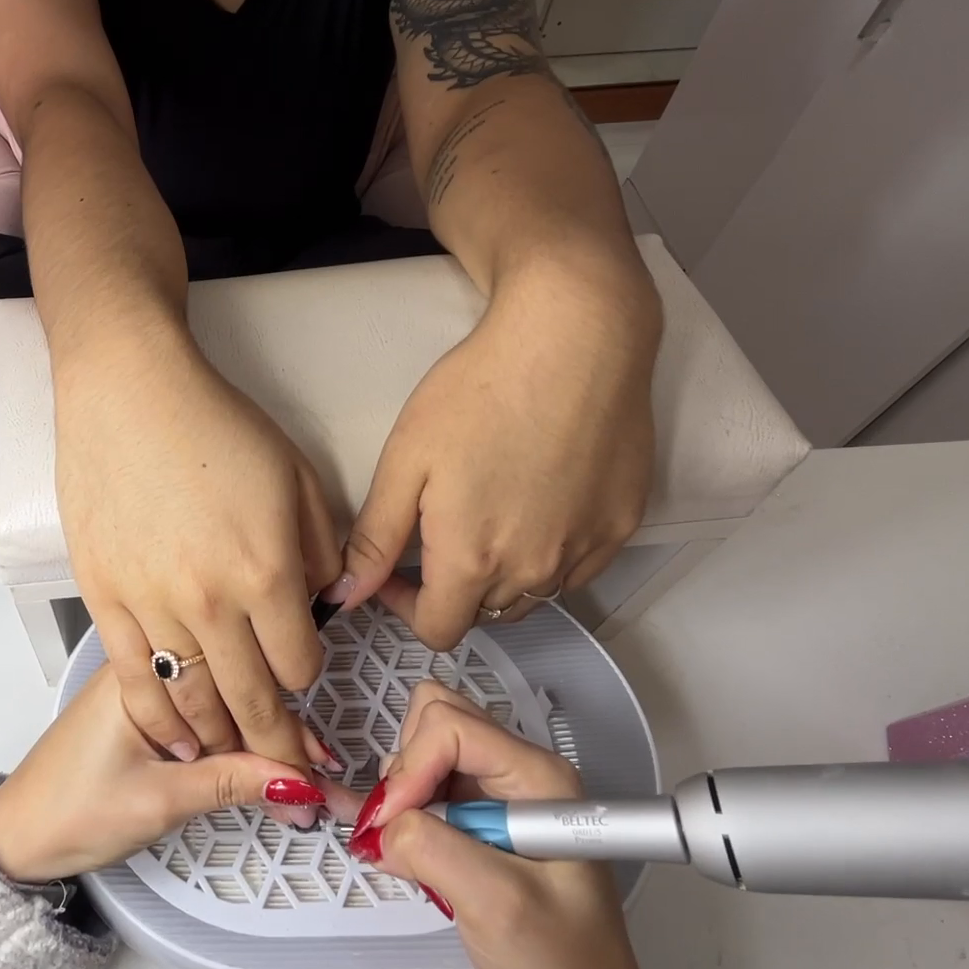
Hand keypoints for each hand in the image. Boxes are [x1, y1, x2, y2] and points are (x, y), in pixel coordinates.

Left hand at [0, 667, 330, 883]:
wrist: (18, 834)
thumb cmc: (71, 811)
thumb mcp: (157, 801)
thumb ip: (228, 783)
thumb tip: (297, 782)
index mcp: (140, 677)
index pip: (231, 695)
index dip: (282, 736)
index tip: (322, 773)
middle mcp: (145, 673)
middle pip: (229, 698)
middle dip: (280, 742)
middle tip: (326, 783)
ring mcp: (145, 693)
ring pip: (220, 711)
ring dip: (260, 747)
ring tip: (309, 780)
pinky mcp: (144, 717)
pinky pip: (201, 724)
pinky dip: (232, 749)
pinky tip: (263, 769)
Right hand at [55, 345, 339, 791]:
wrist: (126, 397)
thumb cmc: (217, 427)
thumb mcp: (296, 477)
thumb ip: (323, 550)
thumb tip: (328, 604)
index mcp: (267, 573)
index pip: (300, 662)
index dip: (309, 680)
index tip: (306, 682)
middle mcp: (211, 605)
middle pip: (252, 698)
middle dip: (278, 739)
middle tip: (292, 766)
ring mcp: (151, 607)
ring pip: (192, 699)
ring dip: (220, 737)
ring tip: (235, 757)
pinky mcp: (104, 601)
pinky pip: (133, 680)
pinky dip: (158, 719)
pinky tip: (175, 744)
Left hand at [332, 281, 657, 649]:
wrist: (575, 338)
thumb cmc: (476, 395)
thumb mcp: (404, 465)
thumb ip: (374, 541)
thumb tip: (345, 596)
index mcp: (473, 560)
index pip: (438, 630)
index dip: (404, 609)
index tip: (392, 571)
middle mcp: (535, 569)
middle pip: (482, 615)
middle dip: (447, 592)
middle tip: (433, 539)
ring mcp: (586, 549)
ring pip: (529, 596)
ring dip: (496, 578)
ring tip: (481, 522)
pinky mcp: (623, 524)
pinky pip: (575, 569)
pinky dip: (545, 558)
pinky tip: (532, 509)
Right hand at [347, 683, 671, 968]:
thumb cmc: (564, 966)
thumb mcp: (496, 903)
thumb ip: (431, 847)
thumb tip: (381, 826)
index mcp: (539, 778)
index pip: (451, 726)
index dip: (412, 767)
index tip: (391, 823)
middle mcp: (517, 772)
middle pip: (436, 717)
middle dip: (404, 764)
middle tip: (397, 821)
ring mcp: (495, 793)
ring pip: (422, 747)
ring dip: (400, 789)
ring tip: (405, 843)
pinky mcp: (474, 817)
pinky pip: (421, 784)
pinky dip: (396, 804)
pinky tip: (392, 838)